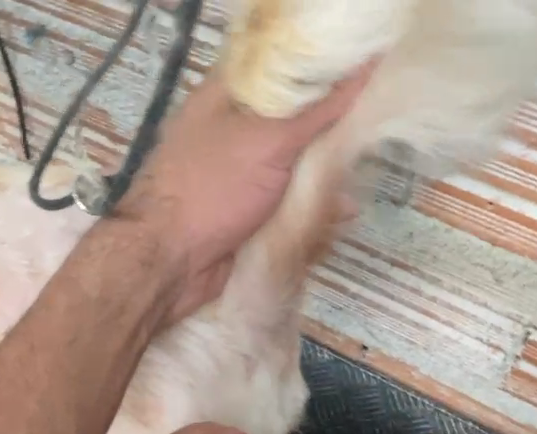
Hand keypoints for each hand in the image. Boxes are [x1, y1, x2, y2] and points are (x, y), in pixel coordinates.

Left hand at [116, 66, 373, 319]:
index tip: (370, 71)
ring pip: (299, 169)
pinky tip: (335, 219)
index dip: (327, 66)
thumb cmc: (209, 190)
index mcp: (232, 93)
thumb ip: (320, 107)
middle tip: (366, 139)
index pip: (288, 64)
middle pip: (301, 120)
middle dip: (333, 136)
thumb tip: (369, 64)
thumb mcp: (267, 139)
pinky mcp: (249, 216)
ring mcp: (243, 176)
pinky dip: (311, 215)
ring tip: (346, 196)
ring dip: (325, 183)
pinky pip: (290, 208)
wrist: (167, 265)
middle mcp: (238, 130)